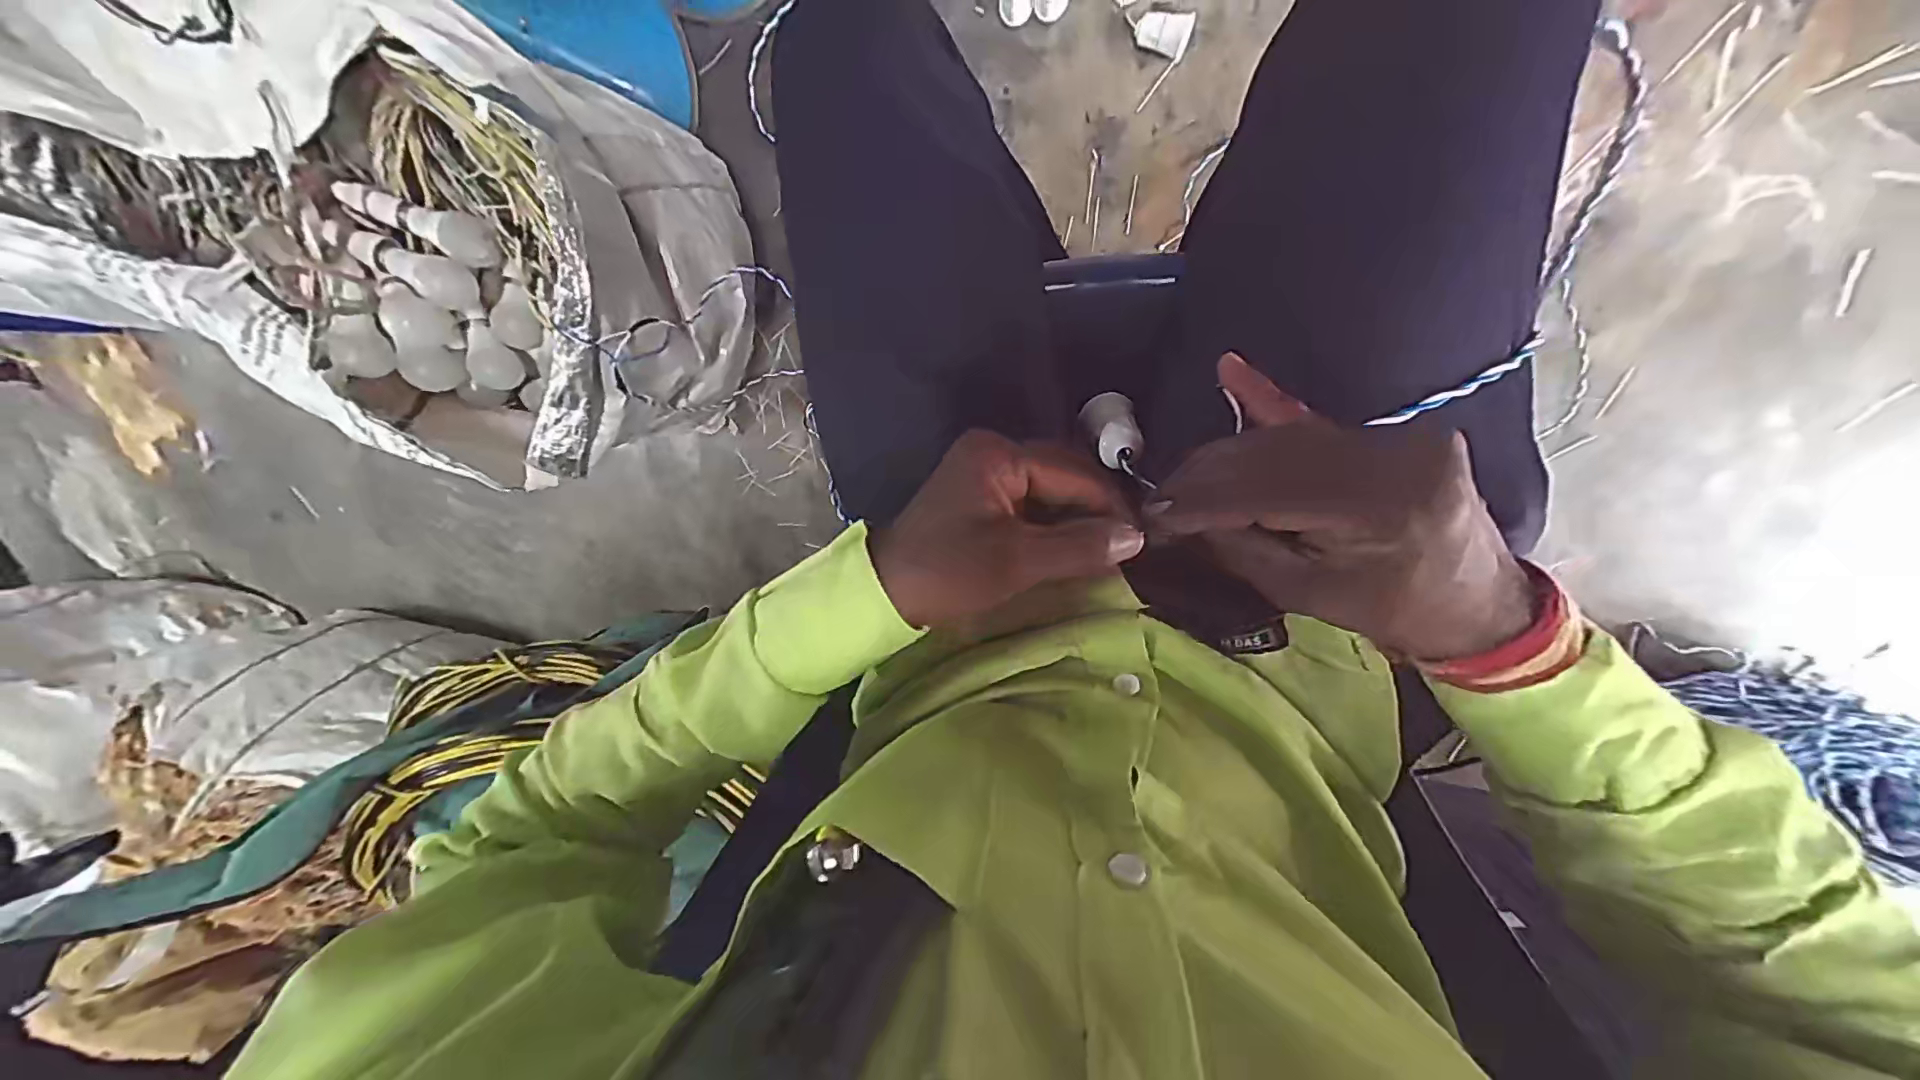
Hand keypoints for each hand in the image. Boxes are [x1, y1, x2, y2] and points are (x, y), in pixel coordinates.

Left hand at [870, 430, 1145, 628]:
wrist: (886, 592)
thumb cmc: (947, 572)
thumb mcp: (1016, 561)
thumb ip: (1078, 546)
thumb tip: (1135, 537)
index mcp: (998, 454)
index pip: (1072, 472)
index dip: (1110, 505)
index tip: (1142, 538)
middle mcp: (992, 450)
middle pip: (1062, 475)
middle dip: (1095, 510)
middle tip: (1127, 544)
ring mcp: (984, 470)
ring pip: (1049, 489)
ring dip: (1076, 518)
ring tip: (1106, 548)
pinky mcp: (980, 493)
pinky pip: (1030, 501)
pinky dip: (1053, 524)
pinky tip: (1073, 546)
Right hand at [1145, 354, 1532, 660]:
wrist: (1476, 601)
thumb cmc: (1390, 610)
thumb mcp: (1305, 592)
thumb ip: (1241, 547)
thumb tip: (1183, 517)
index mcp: (1378, 508)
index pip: (1265, 492)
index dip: (1203, 501)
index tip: (1156, 513)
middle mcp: (1390, 456)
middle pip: (1270, 455)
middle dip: (1206, 476)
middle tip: (1161, 499)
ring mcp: (1395, 435)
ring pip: (1281, 439)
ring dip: (1224, 457)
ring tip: (1182, 480)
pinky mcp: (1389, 431)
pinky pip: (1314, 419)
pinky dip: (1267, 400)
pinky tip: (1230, 370)